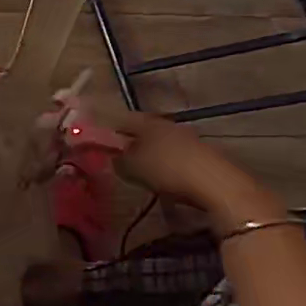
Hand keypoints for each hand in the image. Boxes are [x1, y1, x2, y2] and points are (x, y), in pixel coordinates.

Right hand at [56, 88, 285, 231]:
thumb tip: (112, 157)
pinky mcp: (201, 159)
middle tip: (108, 152)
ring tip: (132, 169)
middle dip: (122, 138)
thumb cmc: (169, 170)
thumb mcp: (132, 166)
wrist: (221, 189)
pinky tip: (158, 179)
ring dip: (143, 153)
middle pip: (136, 129)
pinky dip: (160, 165)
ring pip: (155, 143)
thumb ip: (117, 159)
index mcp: (145, 120)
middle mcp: (164, 124)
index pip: (113, 116)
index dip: (97, 121)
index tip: (83, 128)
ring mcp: (186, 140)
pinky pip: (171, 158)